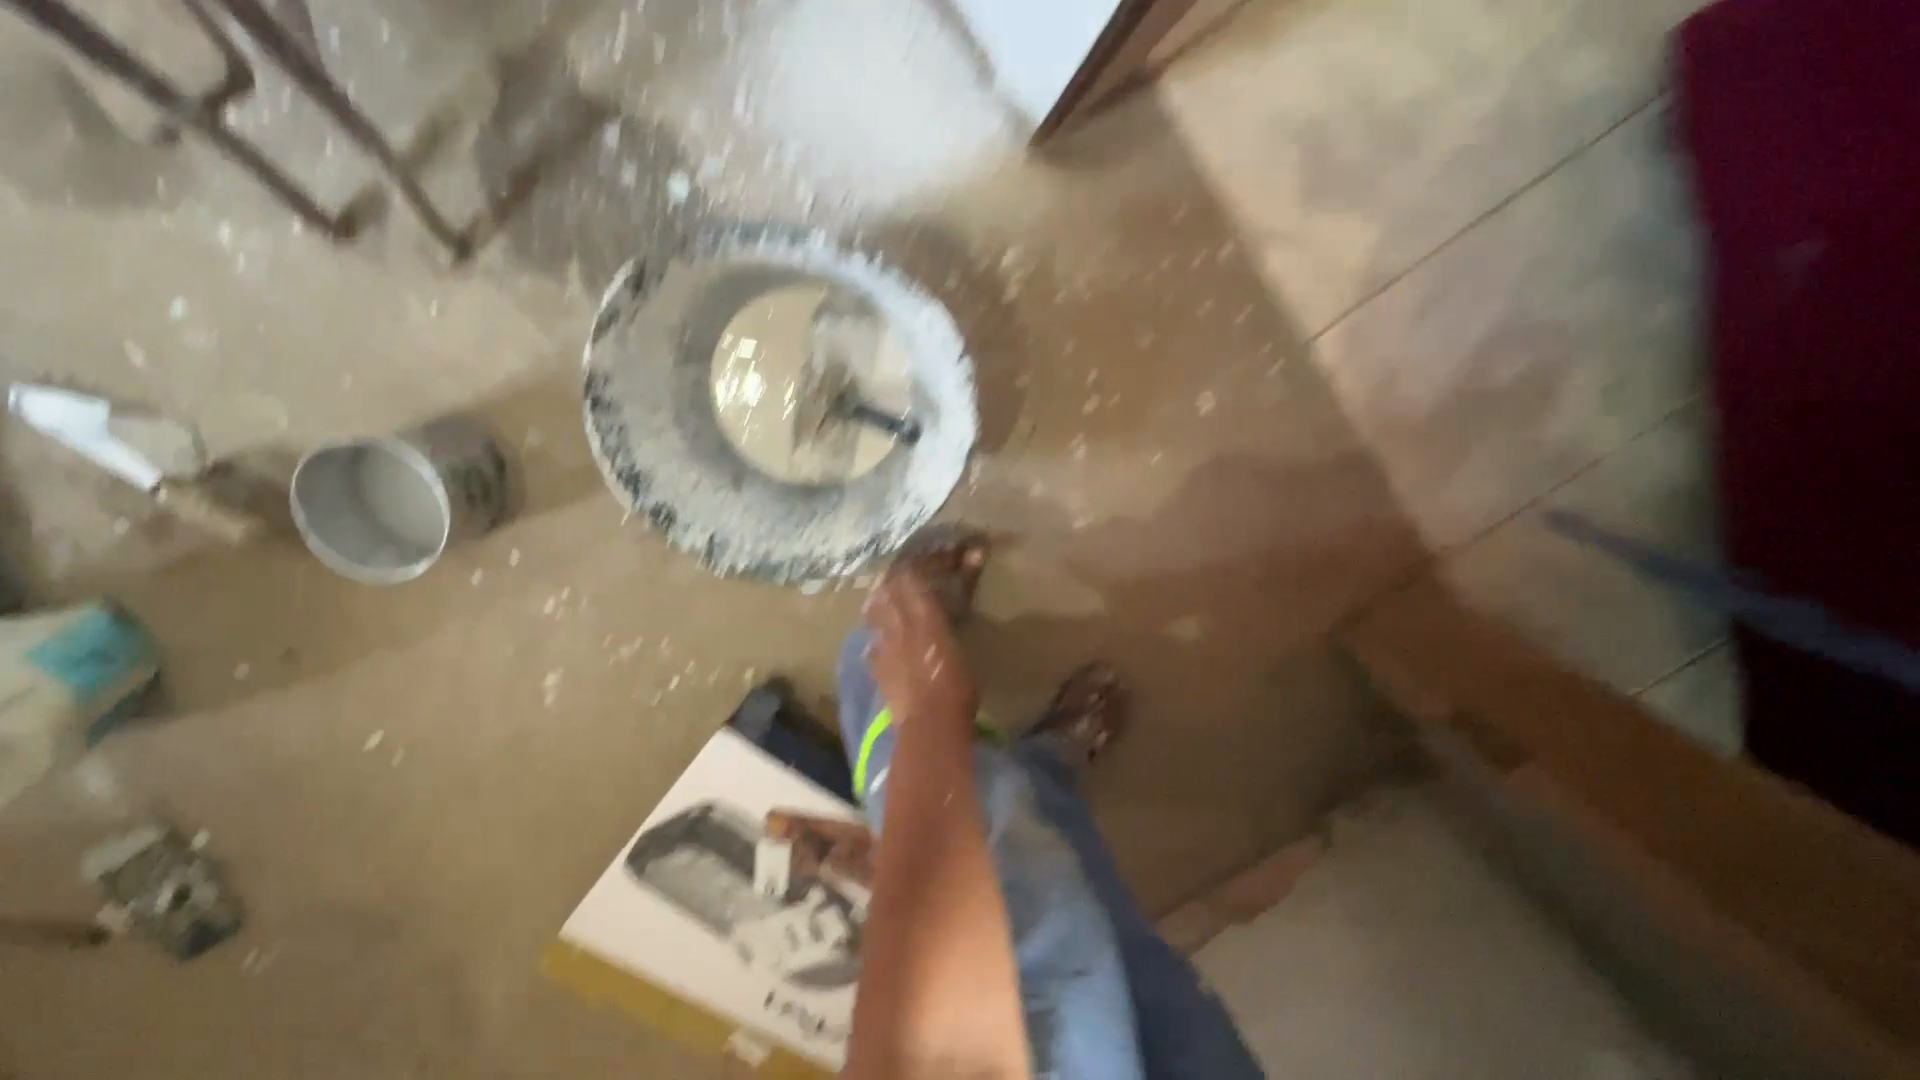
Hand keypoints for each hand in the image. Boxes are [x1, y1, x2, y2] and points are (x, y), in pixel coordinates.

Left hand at [864, 565, 977, 728]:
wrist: (928, 724)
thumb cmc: (957, 685)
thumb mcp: (961, 643)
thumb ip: (958, 606)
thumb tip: (970, 570)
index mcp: (922, 613)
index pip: (913, 574)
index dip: (921, 562)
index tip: (933, 558)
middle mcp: (896, 622)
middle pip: (888, 587)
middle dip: (896, 576)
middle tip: (906, 573)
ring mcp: (881, 643)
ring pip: (874, 609)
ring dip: (882, 599)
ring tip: (888, 597)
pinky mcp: (874, 665)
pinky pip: (872, 639)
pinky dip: (878, 631)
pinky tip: (882, 636)